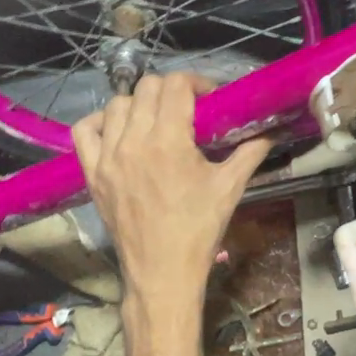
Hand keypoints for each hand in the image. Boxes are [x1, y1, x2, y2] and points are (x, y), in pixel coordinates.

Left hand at [72, 73, 270, 310]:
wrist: (162, 272)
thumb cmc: (199, 230)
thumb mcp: (230, 188)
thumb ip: (250, 152)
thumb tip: (271, 130)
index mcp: (168, 141)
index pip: (176, 86)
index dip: (197, 83)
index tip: (210, 98)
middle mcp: (133, 141)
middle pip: (146, 88)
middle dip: (171, 90)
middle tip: (188, 109)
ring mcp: (107, 157)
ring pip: (117, 104)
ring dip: (140, 104)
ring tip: (157, 121)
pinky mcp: (92, 173)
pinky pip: (85, 131)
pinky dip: (101, 122)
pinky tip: (119, 130)